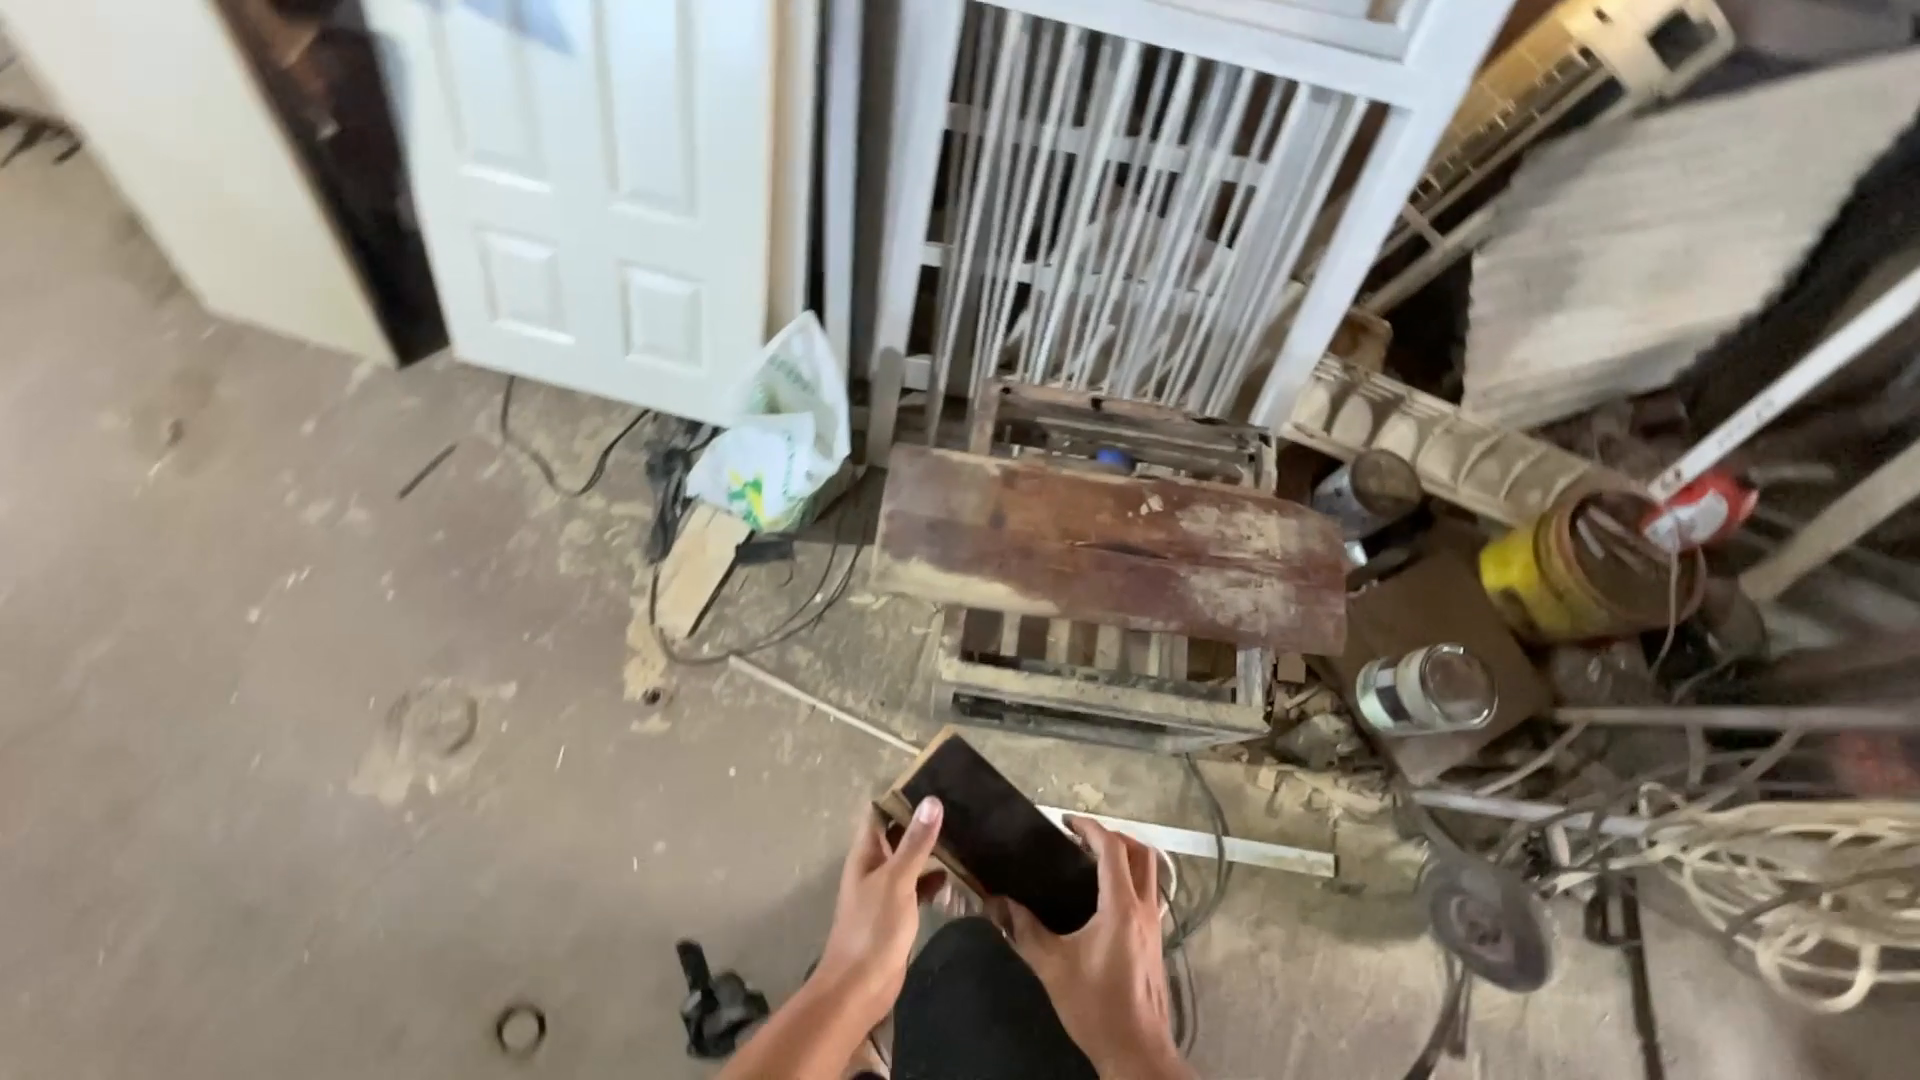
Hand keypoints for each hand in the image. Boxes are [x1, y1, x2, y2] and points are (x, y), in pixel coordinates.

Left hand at [811, 798, 945, 1027]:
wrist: (860, 987)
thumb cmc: (872, 928)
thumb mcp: (897, 880)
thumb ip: (915, 843)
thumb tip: (932, 801)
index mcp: (865, 854)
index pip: (879, 813)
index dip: (899, 796)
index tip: (931, 780)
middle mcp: (873, 868)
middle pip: (895, 835)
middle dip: (919, 821)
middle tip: (955, 804)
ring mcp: (885, 891)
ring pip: (908, 861)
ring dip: (928, 850)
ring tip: (961, 833)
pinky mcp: (897, 914)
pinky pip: (916, 887)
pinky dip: (932, 879)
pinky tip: (954, 876)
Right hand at [1000, 817, 1191, 1078]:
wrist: (1135, 1050)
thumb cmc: (1095, 1005)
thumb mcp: (1052, 966)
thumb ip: (1024, 930)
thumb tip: (998, 904)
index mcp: (1121, 907)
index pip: (1112, 849)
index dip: (1090, 827)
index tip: (1067, 821)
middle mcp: (1145, 909)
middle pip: (1142, 853)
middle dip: (1114, 836)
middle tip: (1083, 837)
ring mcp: (1156, 925)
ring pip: (1151, 873)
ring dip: (1127, 856)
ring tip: (1093, 860)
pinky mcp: (1156, 941)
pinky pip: (1150, 893)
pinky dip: (1131, 879)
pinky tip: (1105, 897)